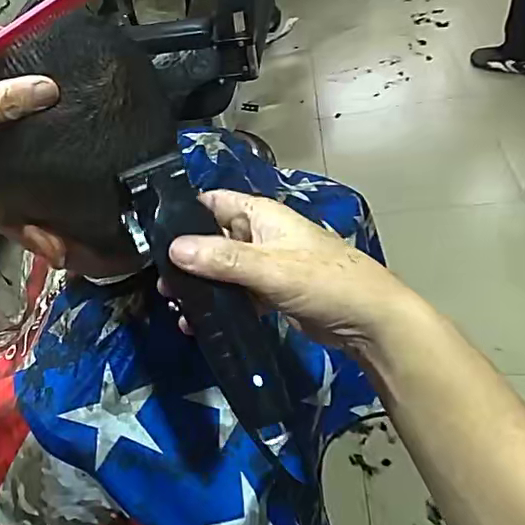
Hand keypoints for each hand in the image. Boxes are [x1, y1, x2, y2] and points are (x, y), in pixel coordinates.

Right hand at [165, 190, 426, 355]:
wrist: (370, 321)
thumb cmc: (325, 282)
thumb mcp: (271, 268)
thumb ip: (223, 259)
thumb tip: (175, 249)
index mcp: (263, 214)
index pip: (214, 202)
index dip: (185, 213)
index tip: (155, 236)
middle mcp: (262, 234)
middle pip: (215, 238)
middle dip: (189, 257)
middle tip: (162, 283)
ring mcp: (268, 264)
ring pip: (225, 268)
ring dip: (203, 284)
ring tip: (175, 305)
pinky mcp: (274, 292)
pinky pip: (239, 292)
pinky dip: (221, 303)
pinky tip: (199, 322)